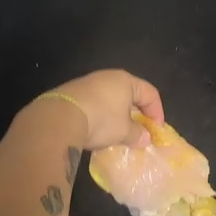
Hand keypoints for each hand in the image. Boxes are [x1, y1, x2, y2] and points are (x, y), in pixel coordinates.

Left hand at [44, 70, 163, 148]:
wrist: (59, 118)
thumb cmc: (101, 120)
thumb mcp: (124, 131)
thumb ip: (138, 134)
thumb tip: (146, 138)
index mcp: (126, 81)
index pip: (150, 93)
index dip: (157, 112)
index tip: (155, 131)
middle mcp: (107, 77)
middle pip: (130, 94)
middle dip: (136, 113)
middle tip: (138, 131)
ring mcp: (87, 83)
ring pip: (110, 98)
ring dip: (117, 115)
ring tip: (116, 132)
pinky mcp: (72, 92)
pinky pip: (94, 103)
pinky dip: (100, 115)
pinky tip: (96, 129)